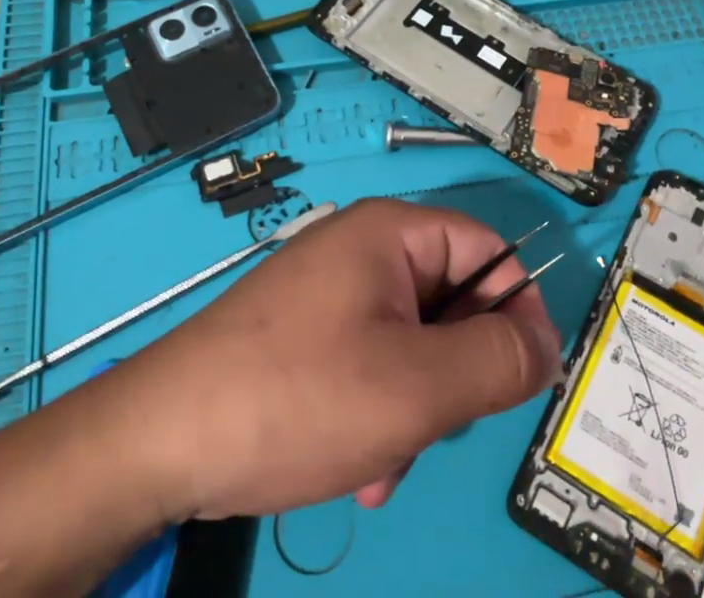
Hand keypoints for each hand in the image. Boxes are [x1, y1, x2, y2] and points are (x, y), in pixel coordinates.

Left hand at [117, 198, 562, 520]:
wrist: (158, 442)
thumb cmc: (297, 399)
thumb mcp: (418, 386)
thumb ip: (500, 360)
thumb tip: (545, 345)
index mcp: (390, 236)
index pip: (490, 251)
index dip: (518, 310)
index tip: (523, 377)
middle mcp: (360, 253)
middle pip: (454, 302)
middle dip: (458, 375)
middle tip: (438, 425)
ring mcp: (329, 296)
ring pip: (416, 345)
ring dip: (419, 409)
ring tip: (387, 460)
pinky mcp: (305, 338)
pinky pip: (373, 365)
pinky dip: (382, 415)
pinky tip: (362, 468)